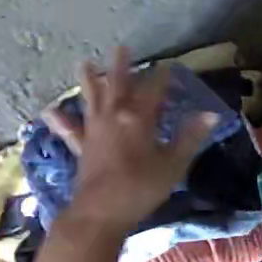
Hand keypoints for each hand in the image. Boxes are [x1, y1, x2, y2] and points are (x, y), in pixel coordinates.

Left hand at [43, 47, 218, 234]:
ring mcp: (94, 131)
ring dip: (90, 81)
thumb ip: (190, 137)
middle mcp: (113, 117)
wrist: (100, 214)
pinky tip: (50, 112)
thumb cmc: (141, 188)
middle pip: (119, 85)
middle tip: (122, 47)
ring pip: (92, 99)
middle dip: (122, 67)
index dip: (163, 77)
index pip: (153, 90)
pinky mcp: (81, 147)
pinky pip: (71, 129)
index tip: (171, 67)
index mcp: (138, 118)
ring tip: (84, 63)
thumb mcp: (173, 164)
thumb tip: (211, 114)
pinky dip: (62, 120)